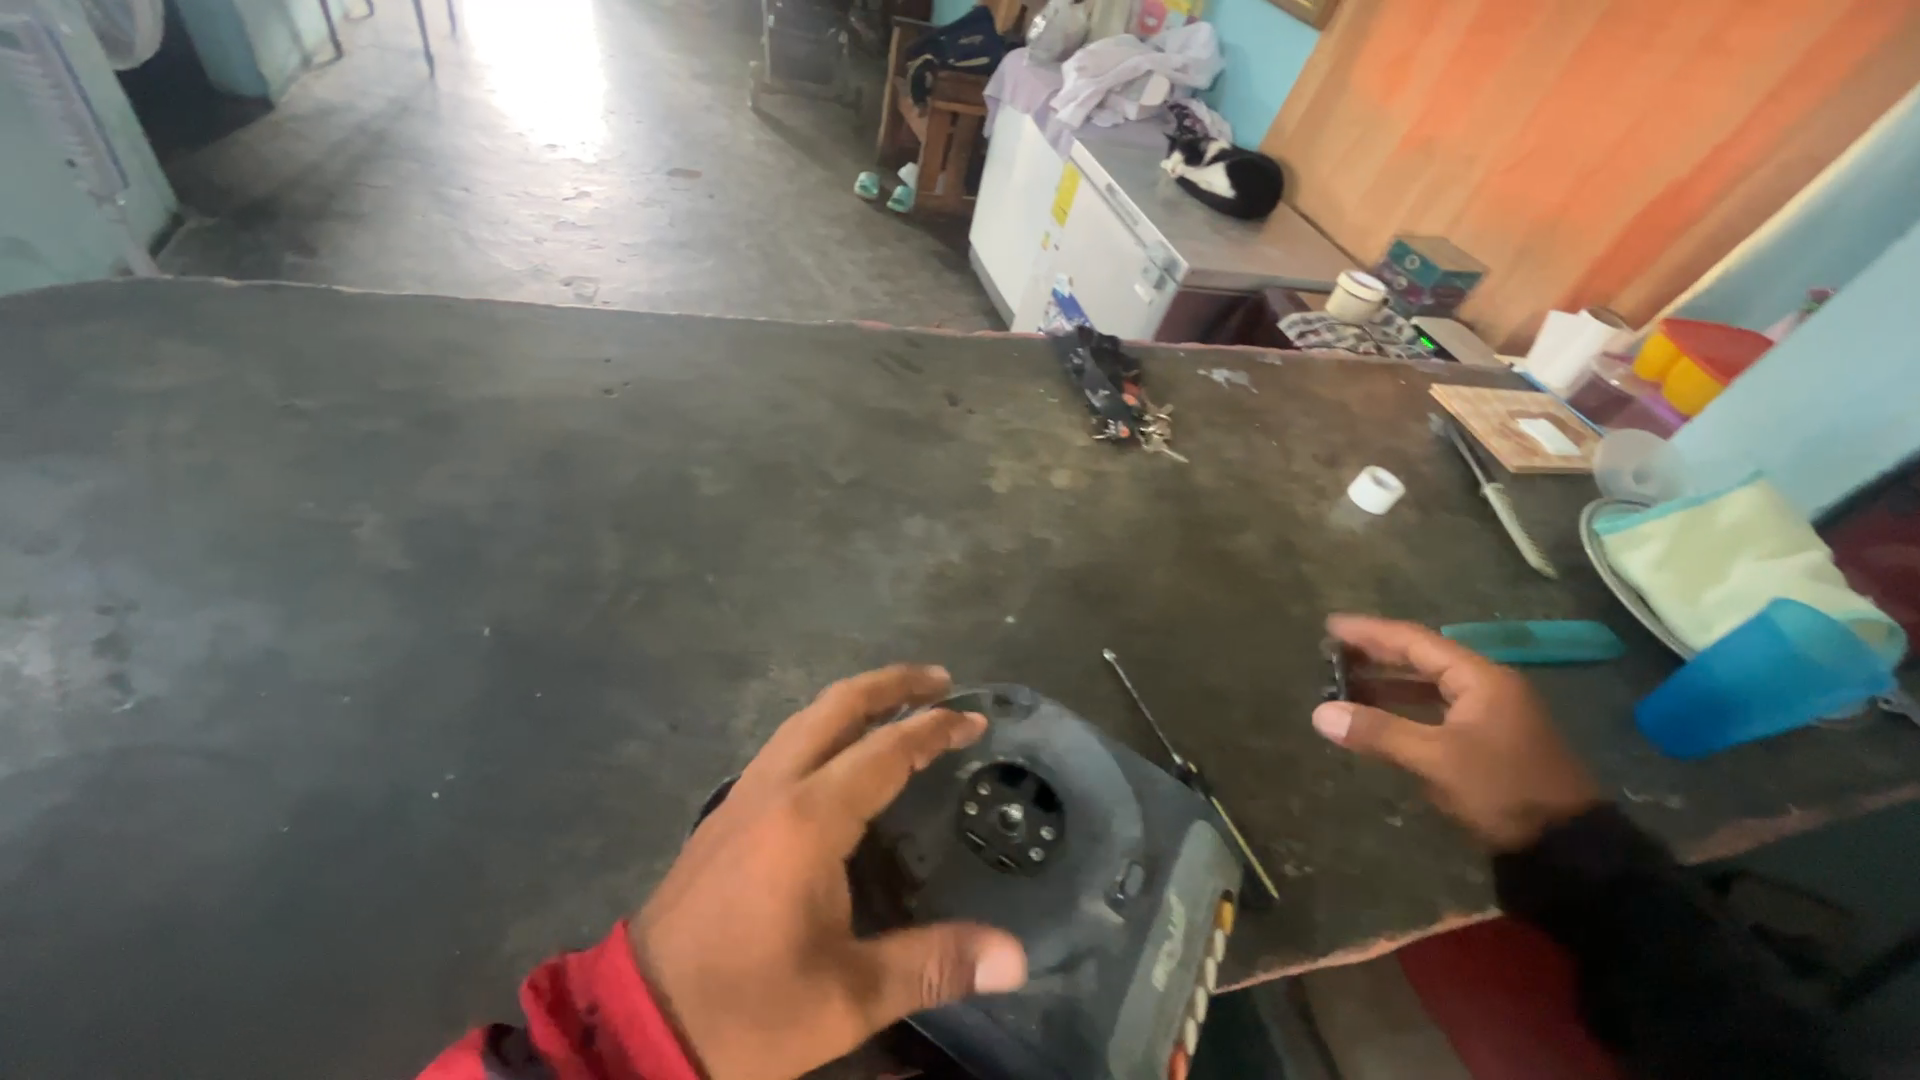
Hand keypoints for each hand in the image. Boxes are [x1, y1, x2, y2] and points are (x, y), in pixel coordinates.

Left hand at [630, 665, 1028, 1079]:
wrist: (636, 1025)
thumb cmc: (748, 1009)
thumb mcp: (848, 996)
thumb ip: (934, 965)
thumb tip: (1016, 959)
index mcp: (808, 819)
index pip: (885, 751)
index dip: (934, 729)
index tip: (975, 719)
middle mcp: (774, 788)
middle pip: (836, 708)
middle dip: (891, 684)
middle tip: (940, 680)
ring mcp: (742, 796)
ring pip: (803, 720)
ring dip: (854, 701)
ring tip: (898, 704)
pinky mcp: (725, 814)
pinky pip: (783, 744)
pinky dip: (824, 726)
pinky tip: (839, 753)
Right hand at [1311, 615, 1600, 851]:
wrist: (1569, 848)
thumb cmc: (1504, 790)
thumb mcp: (1437, 760)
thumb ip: (1379, 732)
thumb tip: (1320, 713)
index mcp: (1481, 680)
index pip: (1416, 642)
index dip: (1371, 633)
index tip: (1331, 626)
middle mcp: (1488, 688)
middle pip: (1423, 660)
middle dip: (1377, 656)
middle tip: (1332, 654)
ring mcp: (1491, 716)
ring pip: (1429, 688)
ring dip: (1388, 684)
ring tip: (1345, 683)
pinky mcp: (1489, 742)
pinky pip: (1437, 711)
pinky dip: (1404, 709)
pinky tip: (1378, 717)